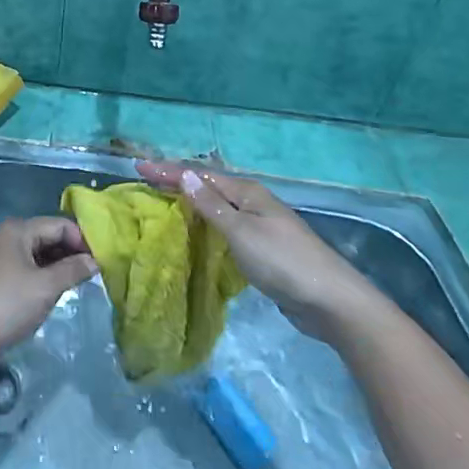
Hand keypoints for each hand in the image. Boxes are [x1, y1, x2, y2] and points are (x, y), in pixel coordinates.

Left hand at [0, 217, 98, 358]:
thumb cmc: (7, 304)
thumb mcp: (46, 286)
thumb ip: (73, 270)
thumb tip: (95, 260)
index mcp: (19, 229)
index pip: (60, 225)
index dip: (83, 240)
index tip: (104, 260)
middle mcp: (10, 237)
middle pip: (50, 237)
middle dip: (73, 253)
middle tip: (98, 274)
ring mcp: (3, 259)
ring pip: (41, 255)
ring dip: (61, 267)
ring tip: (83, 284)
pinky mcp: (0, 280)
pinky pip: (31, 271)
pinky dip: (47, 278)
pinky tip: (60, 292)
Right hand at [138, 162, 380, 340]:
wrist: (331, 301)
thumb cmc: (282, 261)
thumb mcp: (241, 231)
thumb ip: (211, 206)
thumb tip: (185, 174)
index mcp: (246, 192)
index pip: (199, 176)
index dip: (167, 171)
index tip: (137, 167)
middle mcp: (251, 203)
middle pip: (207, 188)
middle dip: (177, 182)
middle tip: (146, 183)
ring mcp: (259, 227)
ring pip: (217, 209)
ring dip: (190, 204)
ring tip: (162, 205)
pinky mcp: (262, 250)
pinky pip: (225, 230)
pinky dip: (205, 227)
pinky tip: (195, 236)